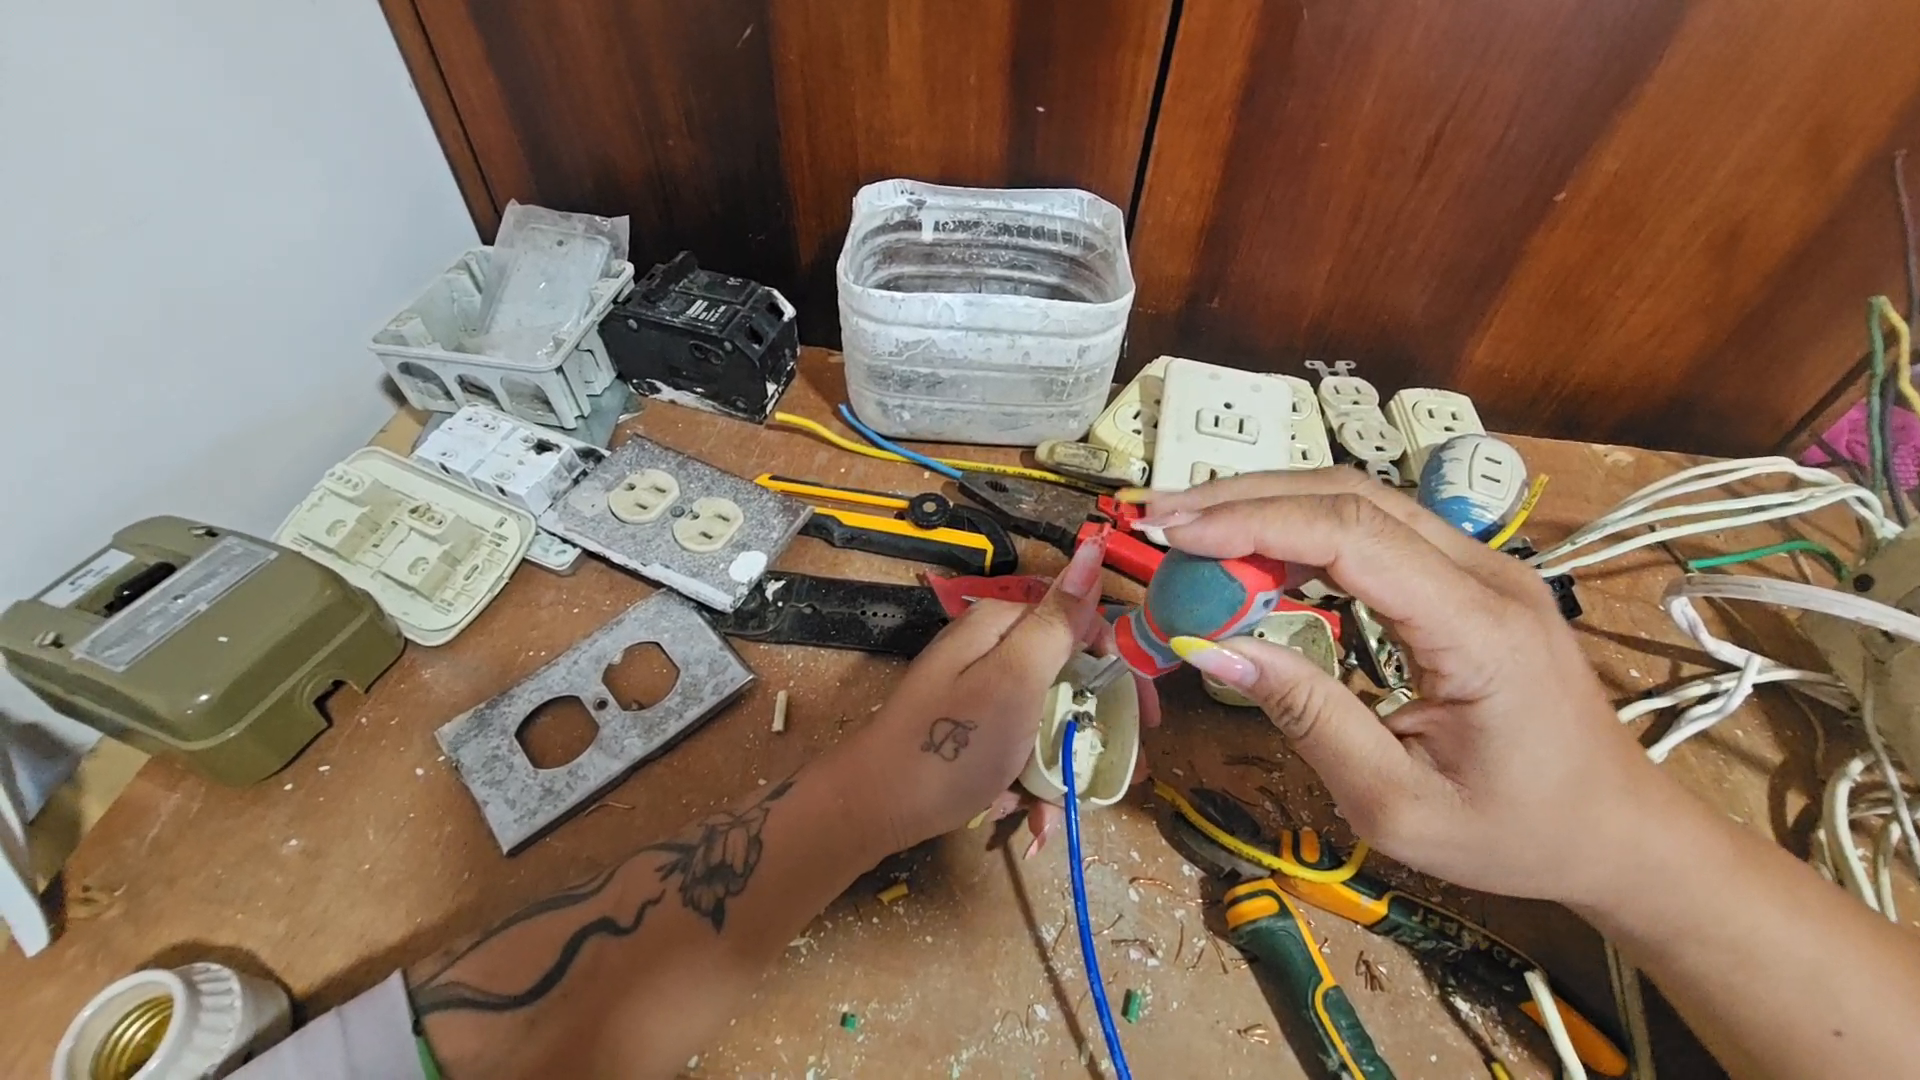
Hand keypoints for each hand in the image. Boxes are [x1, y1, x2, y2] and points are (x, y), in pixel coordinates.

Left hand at [844, 536, 1144, 856]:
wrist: (870, 807)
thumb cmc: (950, 744)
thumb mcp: (1014, 679)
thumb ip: (1056, 621)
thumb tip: (1091, 550)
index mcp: (1001, 627)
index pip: (1081, 625)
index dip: (1120, 670)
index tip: (1144, 721)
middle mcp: (990, 651)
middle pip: (1066, 678)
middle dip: (1092, 731)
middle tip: (1118, 777)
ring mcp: (978, 693)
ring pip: (1045, 719)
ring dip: (1060, 768)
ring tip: (1058, 814)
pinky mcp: (969, 731)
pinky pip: (1016, 746)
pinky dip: (1028, 781)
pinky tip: (1025, 817)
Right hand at [1139, 469, 1685, 904]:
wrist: (1618, 831)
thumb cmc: (1513, 831)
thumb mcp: (1396, 802)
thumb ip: (1304, 715)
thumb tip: (1209, 648)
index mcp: (1478, 627)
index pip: (1350, 533)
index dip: (1251, 522)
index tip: (1173, 533)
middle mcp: (1484, 573)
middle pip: (1347, 496)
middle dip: (1242, 498)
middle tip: (1160, 515)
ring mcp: (1478, 565)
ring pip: (1354, 500)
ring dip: (1263, 505)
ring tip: (1187, 527)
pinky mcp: (1461, 574)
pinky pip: (1367, 529)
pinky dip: (1294, 530)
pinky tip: (1247, 552)